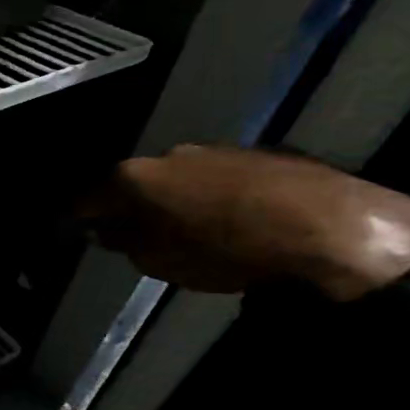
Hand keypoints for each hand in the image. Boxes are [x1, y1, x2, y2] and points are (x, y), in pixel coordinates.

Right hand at [80, 145, 409, 300]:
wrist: (328, 228)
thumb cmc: (226, 249)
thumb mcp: (160, 261)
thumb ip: (125, 242)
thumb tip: (109, 230)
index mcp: (133, 177)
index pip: (88, 198)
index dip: (81, 219)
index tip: (82, 234)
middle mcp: (166, 154)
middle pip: (135, 183)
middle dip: (133, 206)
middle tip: (141, 236)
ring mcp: (214, 149)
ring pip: (179, 177)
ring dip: (177, 199)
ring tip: (194, 229)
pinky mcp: (258, 152)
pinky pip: (219, 177)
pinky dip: (216, 196)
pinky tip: (236, 220)